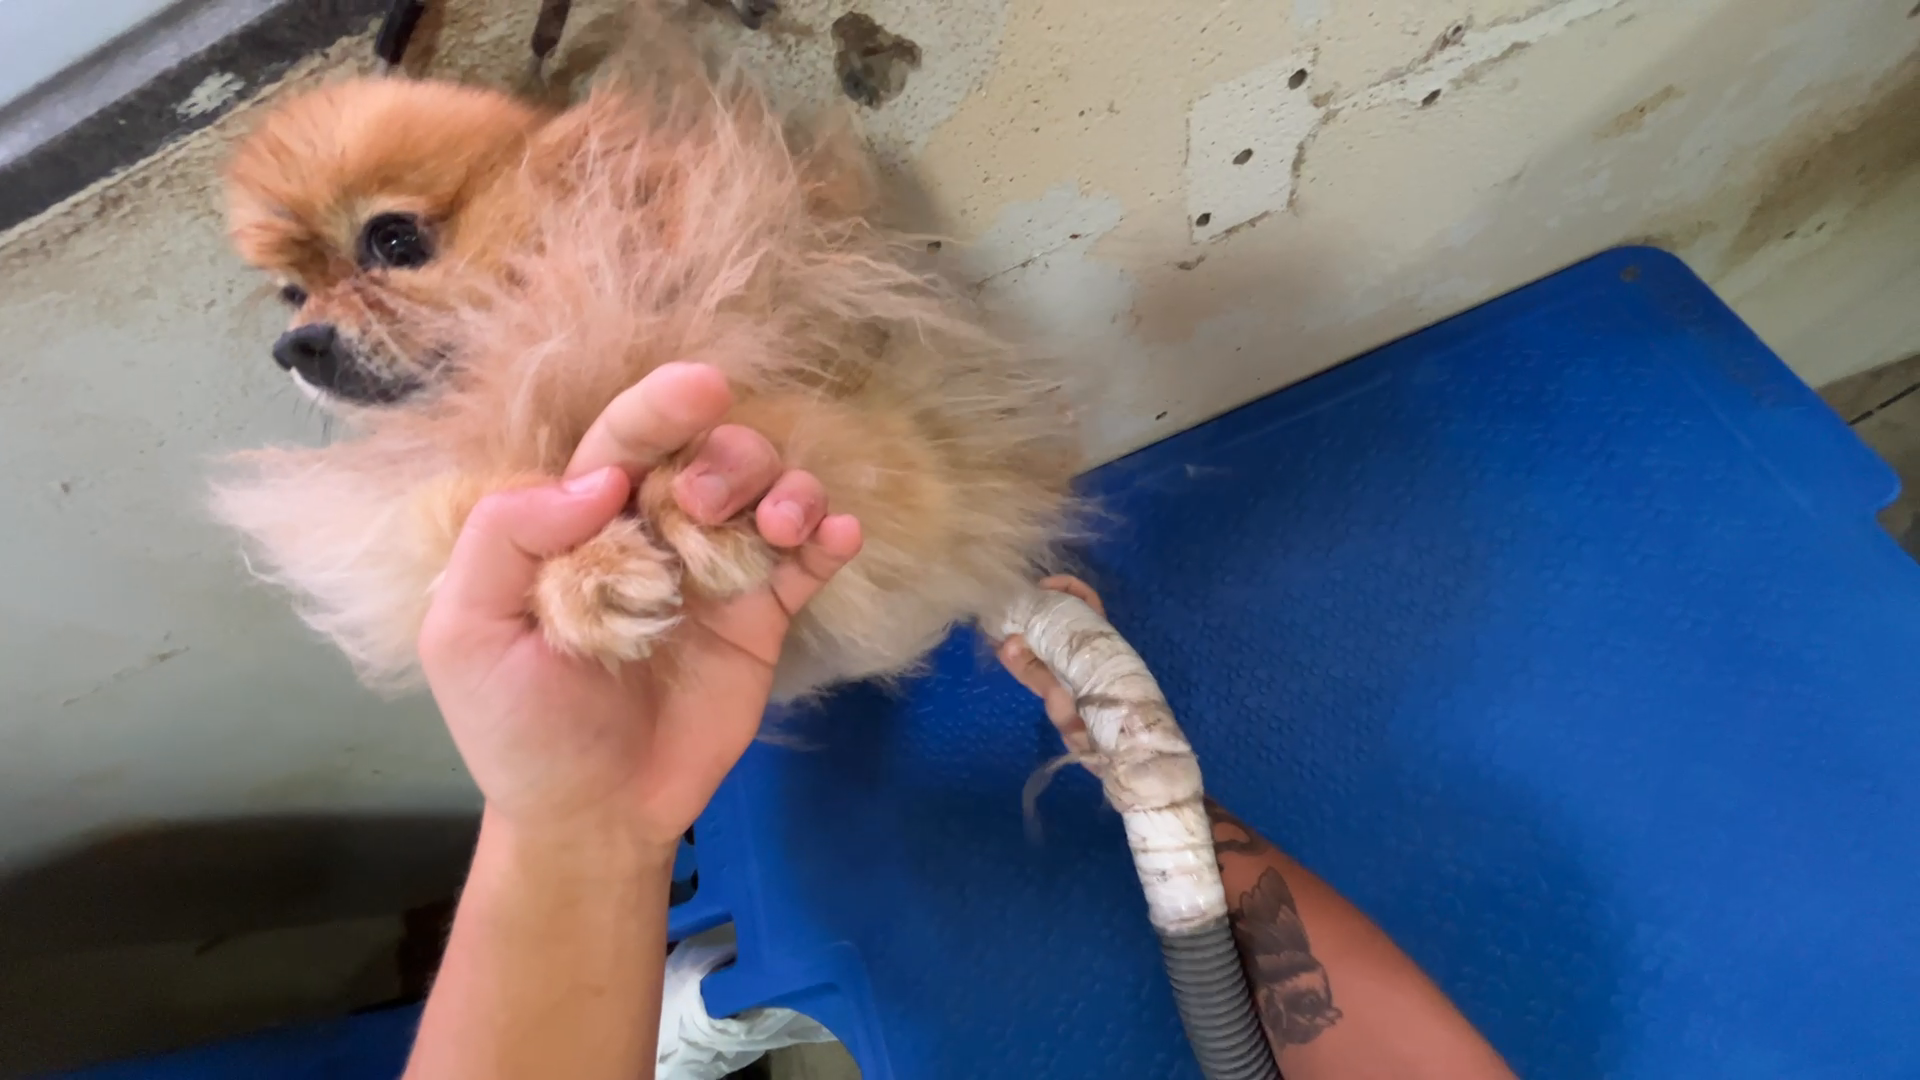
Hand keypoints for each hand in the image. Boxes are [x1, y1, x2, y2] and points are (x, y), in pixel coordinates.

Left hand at [418, 363, 861, 855]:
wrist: (598, 811)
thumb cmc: (524, 726)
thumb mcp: (472, 634)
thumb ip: (509, 541)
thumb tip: (600, 480)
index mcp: (591, 527)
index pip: (626, 444)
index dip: (662, 409)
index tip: (704, 387)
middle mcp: (664, 535)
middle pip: (717, 457)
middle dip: (727, 460)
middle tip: (704, 506)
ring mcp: (722, 576)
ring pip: (773, 497)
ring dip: (789, 491)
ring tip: (782, 528)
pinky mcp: (765, 617)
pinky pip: (808, 566)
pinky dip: (832, 541)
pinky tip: (843, 537)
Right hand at [996, 574, 1105, 756]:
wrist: (1115, 754)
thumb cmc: (1109, 712)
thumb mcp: (1082, 684)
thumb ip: (1042, 670)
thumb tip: (1007, 644)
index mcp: (1101, 639)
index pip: (1085, 601)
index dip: (1066, 587)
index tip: (1041, 586)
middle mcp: (1081, 650)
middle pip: (1055, 618)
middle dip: (1030, 608)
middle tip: (1007, 604)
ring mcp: (1065, 670)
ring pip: (1037, 642)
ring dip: (1016, 632)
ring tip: (995, 623)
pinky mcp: (1053, 692)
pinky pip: (1030, 669)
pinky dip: (1014, 658)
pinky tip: (999, 647)